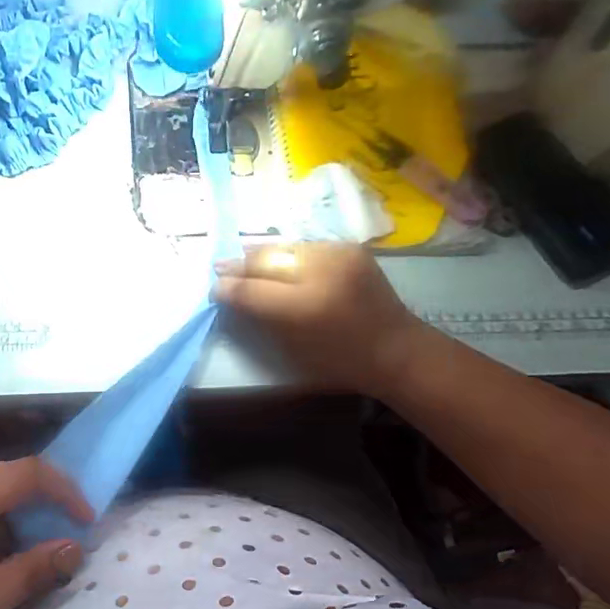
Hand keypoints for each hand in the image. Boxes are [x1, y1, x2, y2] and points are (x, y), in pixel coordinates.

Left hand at [0, 458, 90, 608]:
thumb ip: (30, 571)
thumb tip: (75, 548)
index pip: (30, 473)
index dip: (66, 491)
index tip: (87, 522)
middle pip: (13, 469)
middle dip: (50, 491)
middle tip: (72, 525)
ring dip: (26, 500)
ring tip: (47, 533)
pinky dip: (3, 510)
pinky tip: (7, 541)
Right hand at [213, 242, 430, 393]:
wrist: (396, 349)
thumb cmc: (341, 363)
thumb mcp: (293, 349)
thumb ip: (261, 318)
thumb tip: (233, 294)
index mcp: (304, 306)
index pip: (251, 289)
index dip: (227, 288)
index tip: (214, 288)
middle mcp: (320, 272)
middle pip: (265, 260)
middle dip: (239, 264)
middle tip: (219, 266)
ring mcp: (338, 254)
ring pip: (284, 246)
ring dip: (261, 253)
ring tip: (242, 257)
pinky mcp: (350, 247)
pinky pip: (307, 246)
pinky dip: (289, 253)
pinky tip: (278, 258)